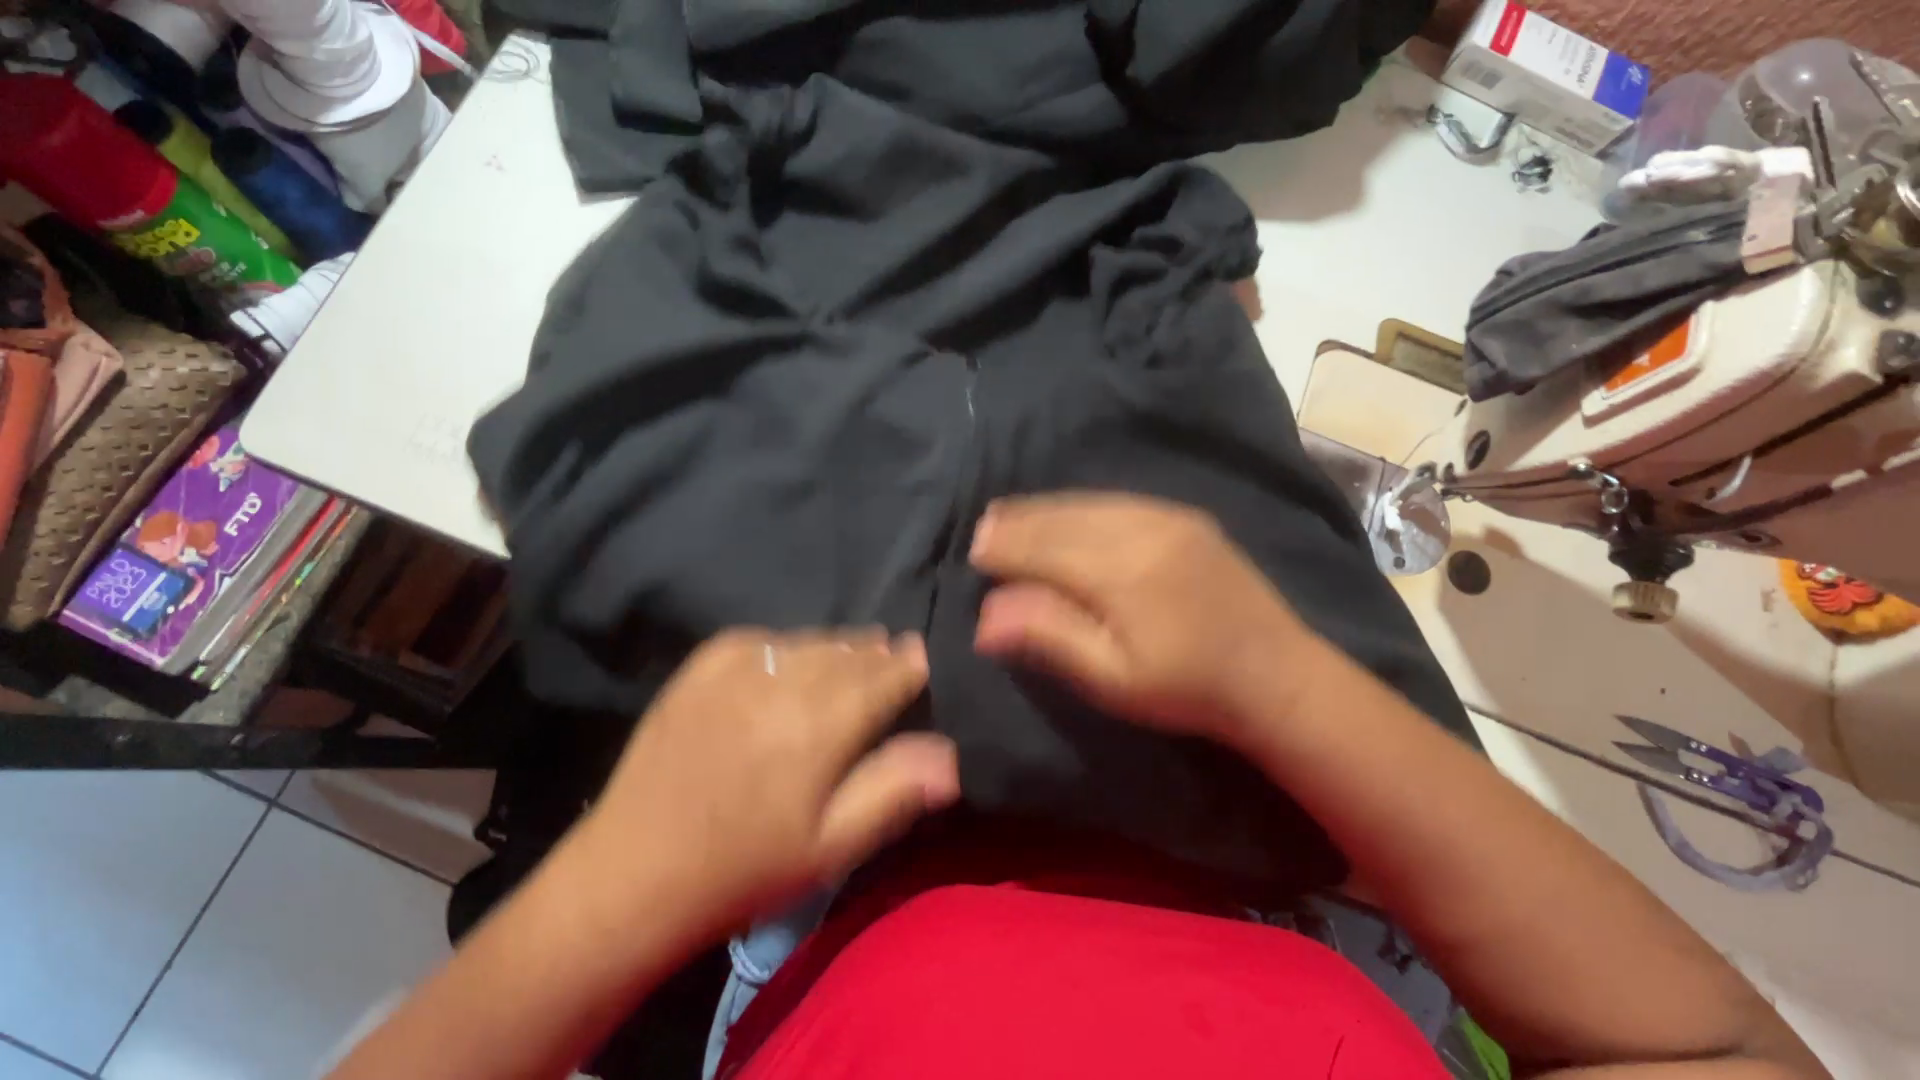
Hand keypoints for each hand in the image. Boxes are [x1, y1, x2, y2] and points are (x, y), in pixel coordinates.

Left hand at [576, 628, 958, 935]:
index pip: (886, 675)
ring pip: (808, 641)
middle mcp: (782, 682)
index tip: (926, 664)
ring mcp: (734, 670)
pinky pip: (760, 638)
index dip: (912, 667)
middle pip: (849, 652)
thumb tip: (951, 754)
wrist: (634, 874)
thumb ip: (893, 792)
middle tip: (893, 664)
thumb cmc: (745, 871)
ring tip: (852, 660)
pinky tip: (791, 660)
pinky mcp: (698, 670)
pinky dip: (787, 645)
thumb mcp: (830, 849)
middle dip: (877, 656)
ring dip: (837, 649)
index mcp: (820, 725)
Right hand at [970, 493, 1315, 745]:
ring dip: (1044, 511)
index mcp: (1119, 570)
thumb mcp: (1112, 678)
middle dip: (1017, 523)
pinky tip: (1066, 517)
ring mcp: (1166, 516)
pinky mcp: (1184, 517)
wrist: (1275, 674)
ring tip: (1012, 519)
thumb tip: (985, 614)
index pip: (1040, 547)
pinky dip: (1079, 507)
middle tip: (983, 531)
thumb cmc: (1185, 689)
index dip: (1002, 548)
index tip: (973, 553)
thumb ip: (1049, 636)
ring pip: (1086, 503)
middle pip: (1059, 517)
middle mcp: (1139, 527)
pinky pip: (1115, 500)